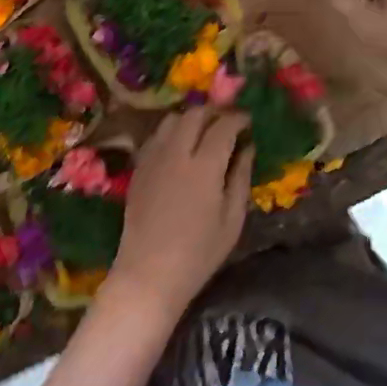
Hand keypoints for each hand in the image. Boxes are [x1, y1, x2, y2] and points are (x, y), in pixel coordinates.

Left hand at [108, 109, 252, 312]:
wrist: (149, 273)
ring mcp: (153, 158)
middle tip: (227, 122)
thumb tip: (247, 148)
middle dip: (214, 112)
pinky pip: (156, 136)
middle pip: (194, 114)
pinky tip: (180, 148)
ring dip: (191, 118)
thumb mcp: (232, 220)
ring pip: (172, 119)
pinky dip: (171, 132)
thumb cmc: (199, 253)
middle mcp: (176, 153)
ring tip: (203, 131)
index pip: (223, 126)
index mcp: (204, 166)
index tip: (248, 120)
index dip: (238, 119)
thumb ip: (240, 177)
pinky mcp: (138, 168)